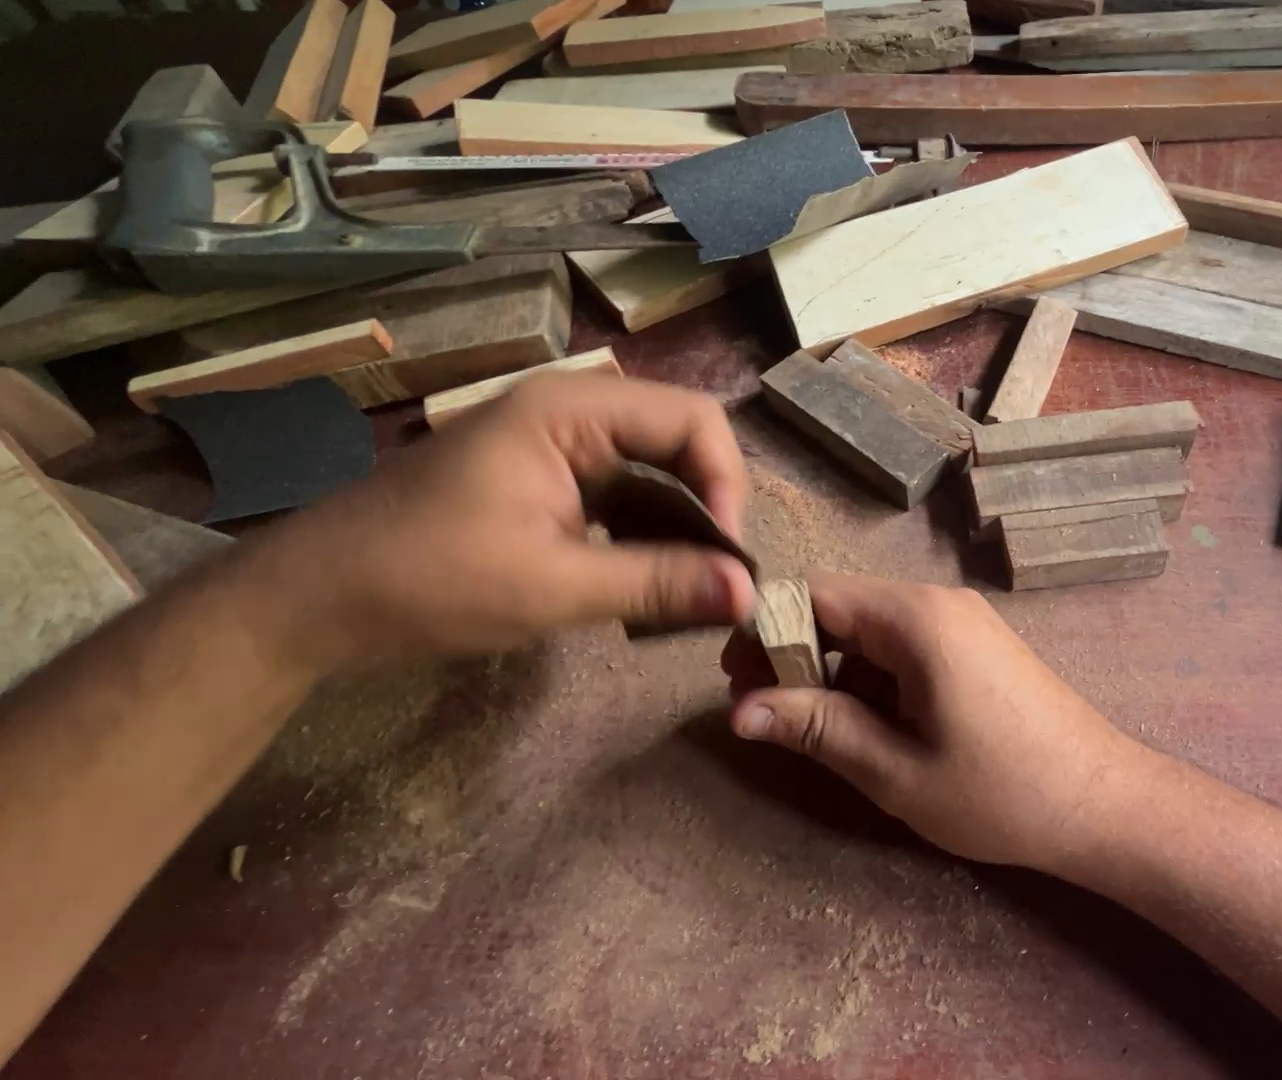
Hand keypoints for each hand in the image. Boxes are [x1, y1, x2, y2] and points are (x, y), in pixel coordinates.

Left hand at [243, 372, 755, 669]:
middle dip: (711, 503)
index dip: (725, 481)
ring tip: (694, 582)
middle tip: (716, 572)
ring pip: (660, 469)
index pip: (694, 419)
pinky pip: (628, 492)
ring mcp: (560, 443)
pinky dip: (651, 532)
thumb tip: (748, 594)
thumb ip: (659, 584)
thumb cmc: (426, 581)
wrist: (312, 600)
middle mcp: (573, 411)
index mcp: (571, 411)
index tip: (726, 553)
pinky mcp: (551, 477)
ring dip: (685, 522)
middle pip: (682, 438)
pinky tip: (654, 577)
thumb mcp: (553, 587)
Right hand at [720, 571, 1141, 873]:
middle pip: (843, 606)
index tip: (734, 680)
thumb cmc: (999, 792)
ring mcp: (963, 621)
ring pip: (872, 628)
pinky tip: (865, 720)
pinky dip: (873, 674)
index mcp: (917, 619)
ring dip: (833, 668)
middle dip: (795, 652)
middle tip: (761, 709)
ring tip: (808, 725)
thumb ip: (817, 729)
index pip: (816, 592)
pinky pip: (906, 644)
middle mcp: (939, 602)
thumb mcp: (895, 769)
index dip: (765, 629)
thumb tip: (740, 710)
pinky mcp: (976, 645)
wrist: (1102, 802)